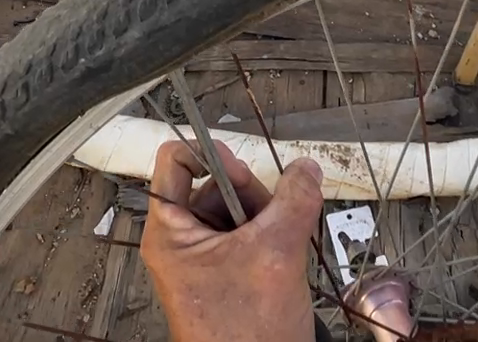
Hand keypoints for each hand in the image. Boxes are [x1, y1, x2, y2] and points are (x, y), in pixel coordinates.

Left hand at [140, 140, 324, 341]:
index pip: (176, 159)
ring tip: (280, 248)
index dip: (210, 153)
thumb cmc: (247, 334)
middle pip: (216, 182)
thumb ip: (294, 200)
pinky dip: (269, 235)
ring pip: (236, 206)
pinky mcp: (223, 270)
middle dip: (252, 195)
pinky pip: (246, 231)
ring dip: (266, 217)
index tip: (242, 170)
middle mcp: (180, 239)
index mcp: (169, 231)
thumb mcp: (275, 254)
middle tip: (273, 222)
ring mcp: (202, 256)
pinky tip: (281, 259)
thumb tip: (307, 166)